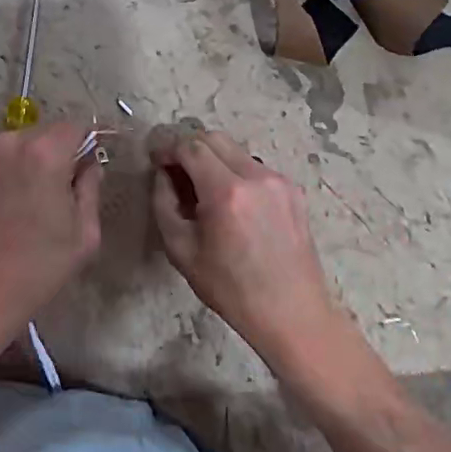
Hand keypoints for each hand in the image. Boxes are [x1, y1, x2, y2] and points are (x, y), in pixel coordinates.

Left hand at [0, 122, 102, 358]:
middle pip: (44, 134)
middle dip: (56, 154)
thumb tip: (90, 166)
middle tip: (57, 190)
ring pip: (16, 145)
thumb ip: (92, 189)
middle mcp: (11, 142)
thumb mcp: (84, 234)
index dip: (85, 144)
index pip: (76, 127)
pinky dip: (0, 171)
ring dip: (26, 162)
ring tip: (24, 200)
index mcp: (47, 153)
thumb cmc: (36, 271)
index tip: (88, 165)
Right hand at [150, 130, 339, 358]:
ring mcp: (278, 179)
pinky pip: (255, 168)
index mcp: (226, 192)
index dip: (169, 147)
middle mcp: (255, 176)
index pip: (191, 146)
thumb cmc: (231, 290)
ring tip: (204, 190)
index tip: (157, 160)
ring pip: (236, 150)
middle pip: (214, 138)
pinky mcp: (293, 188)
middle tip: (176, 171)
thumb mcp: (182, 252)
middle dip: (190, 148)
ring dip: (214, 159)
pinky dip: (237, 173)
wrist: (292, 313)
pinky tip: (233, 204)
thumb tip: (163, 174)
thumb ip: (164, 205)